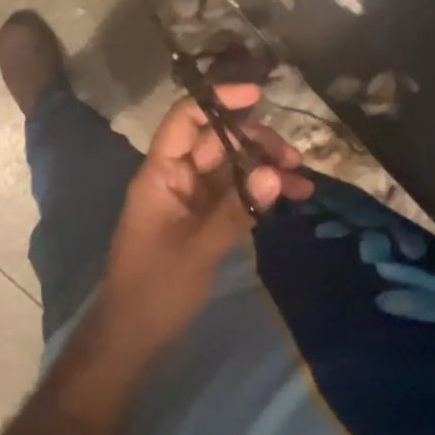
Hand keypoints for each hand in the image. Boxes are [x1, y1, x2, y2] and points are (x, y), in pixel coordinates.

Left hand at [101, 85, 313, 343]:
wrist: (131, 340)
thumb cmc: (155, 290)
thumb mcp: (198, 250)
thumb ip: (238, 208)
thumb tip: (275, 171)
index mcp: (161, 174)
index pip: (186, 119)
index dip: (218, 99)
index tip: (257, 94)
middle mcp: (176, 178)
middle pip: (217, 141)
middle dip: (257, 142)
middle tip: (295, 158)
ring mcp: (190, 200)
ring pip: (232, 168)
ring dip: (265, 169)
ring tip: (302, 182)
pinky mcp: (203, 221)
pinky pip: (234, 194)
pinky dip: (260, 193)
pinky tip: (291, 197)